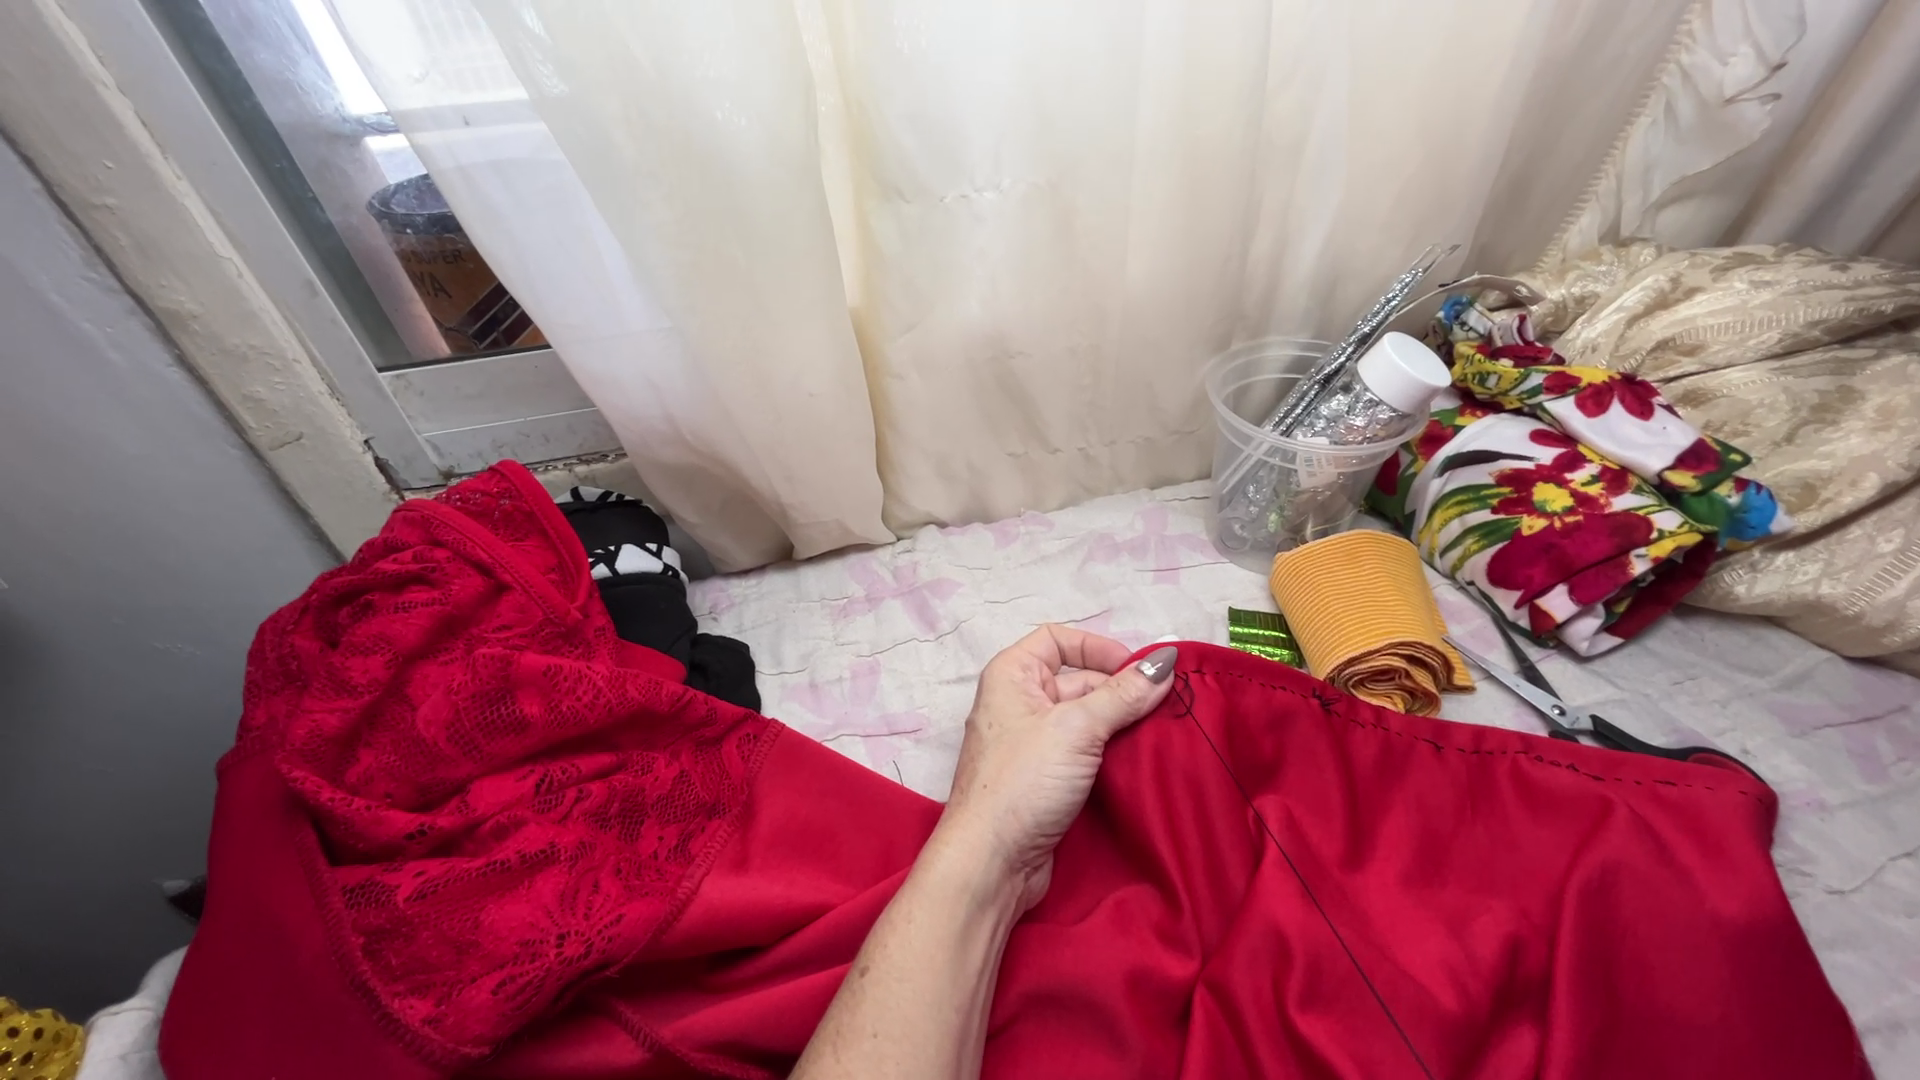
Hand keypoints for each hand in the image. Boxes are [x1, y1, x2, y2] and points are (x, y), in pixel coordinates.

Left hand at [935, 626, 1178, 910]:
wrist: (991, 862)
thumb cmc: (1023, 782)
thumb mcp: (1077, 729)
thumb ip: (1123, 695)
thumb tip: (1165, 662)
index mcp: (1012, 675)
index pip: (1057, 639)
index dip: (1097, 647)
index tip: (1137, 670)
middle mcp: (1019, 703)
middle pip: (1078, 680)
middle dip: (1119, 690)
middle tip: (1166, 707)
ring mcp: (1033, 743)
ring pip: (1086, 719)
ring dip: (1121, 724)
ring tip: (1163, 733)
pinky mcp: (1047, 778)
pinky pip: (1085, 751)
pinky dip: (1111, 752)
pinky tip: (1144, 761)